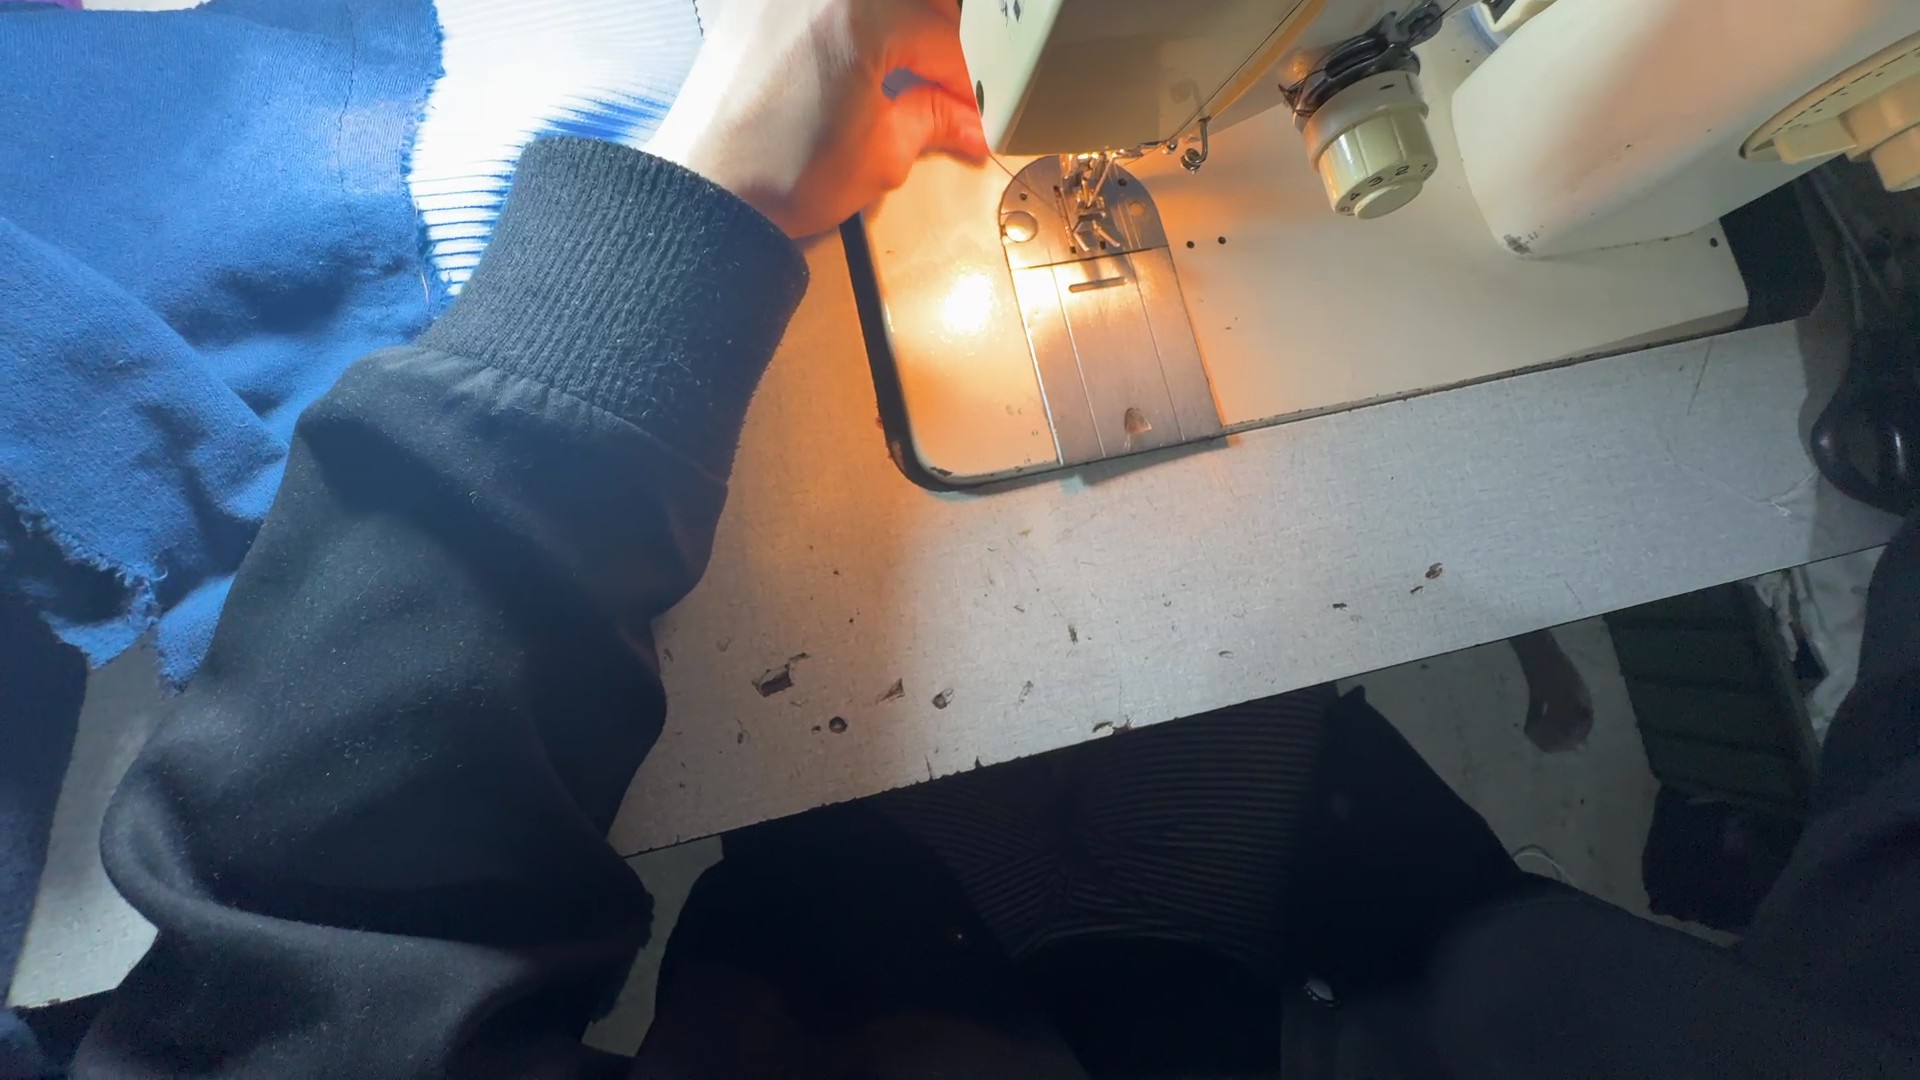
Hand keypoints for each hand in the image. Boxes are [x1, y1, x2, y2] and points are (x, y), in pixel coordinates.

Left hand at [645, 0, 988, 237]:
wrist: (716, 192)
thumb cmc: (779, 177)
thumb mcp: (880, 158)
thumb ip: (930, 123)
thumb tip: (961, 120)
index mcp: (860, 18)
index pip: (940, 39)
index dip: (962, 85)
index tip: (965, 114)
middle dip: (936, 36)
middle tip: (939, 82)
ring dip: (893, 23)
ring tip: (896, 65)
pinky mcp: (754, 1)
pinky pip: (819, 4)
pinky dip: (845, 22)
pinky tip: (846, 59)